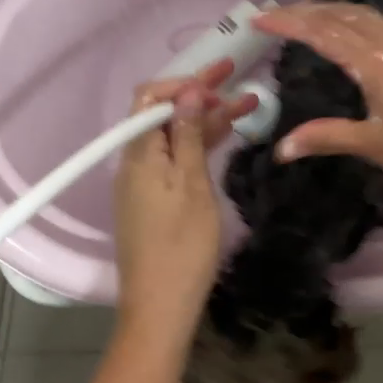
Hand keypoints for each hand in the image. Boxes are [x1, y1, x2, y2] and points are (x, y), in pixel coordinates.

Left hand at [114, 60, 256, 330]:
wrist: (160, 308)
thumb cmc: (182, 246)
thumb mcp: (193, 185)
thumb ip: (190, 136)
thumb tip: (189, 91)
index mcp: (140, 154)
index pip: (151, 98)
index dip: (183, 82)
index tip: (218, 79)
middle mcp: (135, 161)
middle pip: (164, 114)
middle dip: (200, 93)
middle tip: (237, 74)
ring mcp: (145, 181)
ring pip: (175, 136)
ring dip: (206, 118)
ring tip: (247, 102)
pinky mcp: (155, 199)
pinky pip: (176, 157)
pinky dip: (200, 143)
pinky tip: (227, 134)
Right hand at [252, 2, 382, 185]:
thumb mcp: (376, 144)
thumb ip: (328, 138)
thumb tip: (281, 149)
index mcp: (372, 62)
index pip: (321, 33)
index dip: (288, 23)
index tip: (258, 19)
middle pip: (340, 15)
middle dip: (304, 11)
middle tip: (273, 15)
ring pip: (361, 15)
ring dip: (329, 10)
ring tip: (305, 16)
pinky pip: (377, 22)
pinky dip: (351, 18)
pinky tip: (351, 31)